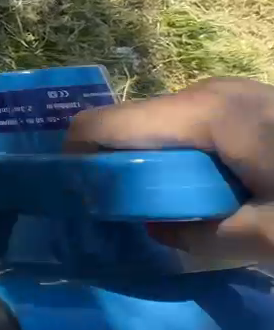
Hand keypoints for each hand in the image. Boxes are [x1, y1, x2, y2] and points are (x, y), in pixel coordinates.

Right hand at [66, 77, 273, 262]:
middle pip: (134, 129)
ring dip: (170, 179)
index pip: (99, 126)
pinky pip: (209, 141)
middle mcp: (212, 94)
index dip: (75, 162)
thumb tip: (159, 232)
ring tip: (191, 222)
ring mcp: (243, 103)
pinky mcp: (267, 118)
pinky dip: (203, 175)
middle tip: (139, 223)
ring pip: (172, 138)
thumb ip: (202, 234)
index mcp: (205, 110)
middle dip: (128, 175)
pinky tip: (228, 208)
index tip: (76, 205)